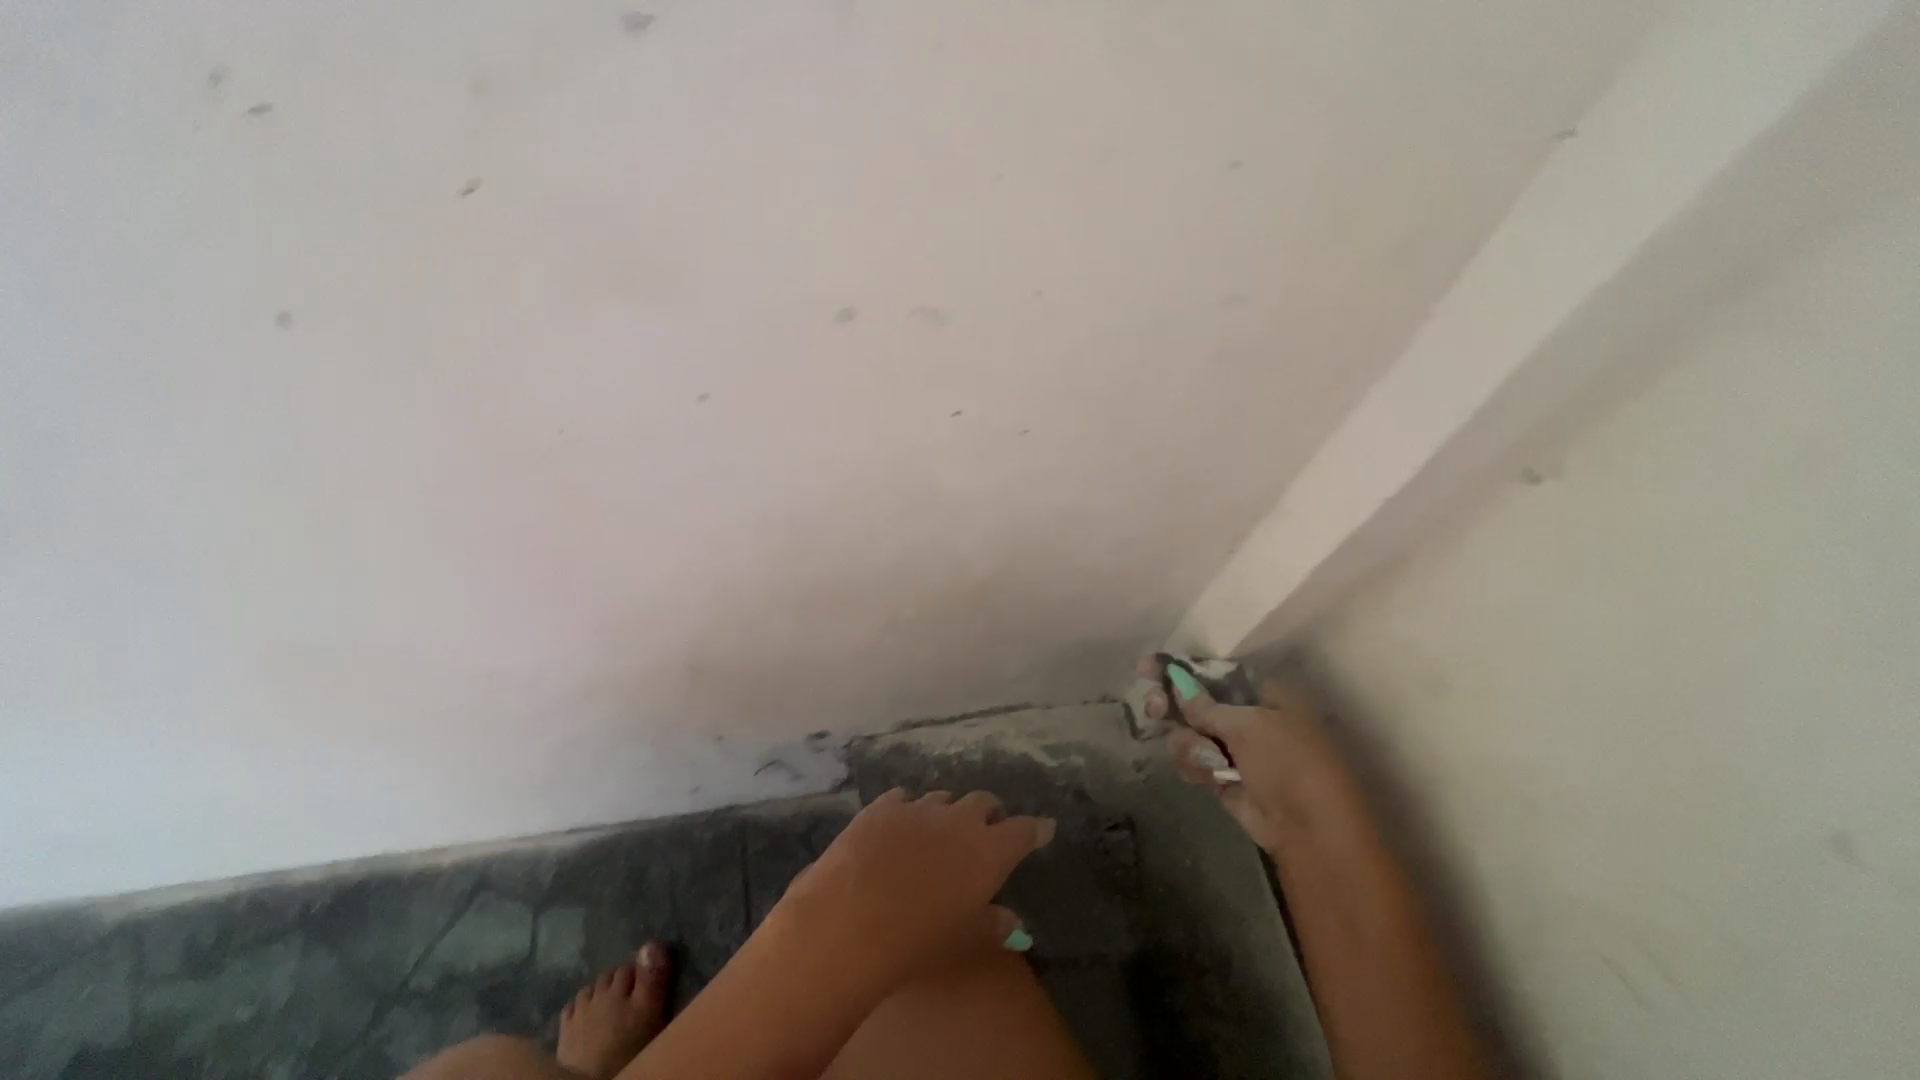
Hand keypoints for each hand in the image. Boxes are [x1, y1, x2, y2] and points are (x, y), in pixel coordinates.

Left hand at [774, 788, 1055, 987]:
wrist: (850, 921)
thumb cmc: (918, 939)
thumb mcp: (964, 938)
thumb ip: (993, 924)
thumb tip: (1012, 921)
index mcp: (990, 851)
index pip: (1023, 830)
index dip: (1035, 830)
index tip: (1043, 828)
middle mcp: (959, 821)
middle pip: (983, 803)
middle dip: (989, 815)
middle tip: (987, 832)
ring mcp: (918, 808)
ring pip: (942, 799)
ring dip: (947, 813)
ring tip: (939, 832)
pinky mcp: (881, 807)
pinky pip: (903, 798)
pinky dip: (908, 810)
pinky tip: (899, 825)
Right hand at [1144, 657, 1350, 851]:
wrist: (1309, 828)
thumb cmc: (1288, 762)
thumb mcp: (1248, 725)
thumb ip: (1206, 705)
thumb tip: (1176, 684)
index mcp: (1263, 695)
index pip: (1214, 673)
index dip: (1182, 669)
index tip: (1147, 667)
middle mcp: (1246, 718)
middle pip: (1195, 702)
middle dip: (1172, 705)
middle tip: (1154, 709)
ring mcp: (1233, 750)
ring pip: (1188, 733)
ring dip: (1187, 743)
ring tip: (1204, 759)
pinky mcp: (1222, 778)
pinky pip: (1193, 761)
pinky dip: (1194, 766)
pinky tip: (1207, 776)